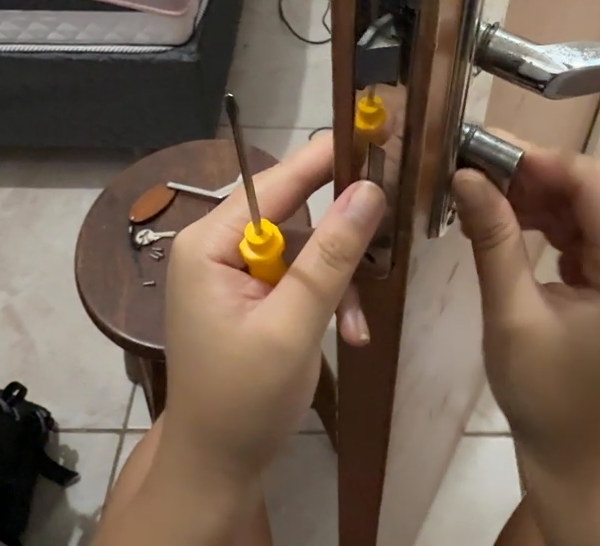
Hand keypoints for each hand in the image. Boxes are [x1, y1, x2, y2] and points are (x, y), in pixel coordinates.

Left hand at [160, 135, 385, 481]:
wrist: (216, 468)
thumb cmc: (242, 401)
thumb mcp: (292, 327)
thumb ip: (331, 257)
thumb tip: (371, 191)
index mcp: (210, 243)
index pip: (276, 182)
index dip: (326, 158)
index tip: (374, 132)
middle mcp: (219, 245)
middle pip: (294, 210)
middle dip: (342, 235)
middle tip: (389, 223)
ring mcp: (235, 269)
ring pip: (307, 246)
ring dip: (339, 280)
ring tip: (359, 322)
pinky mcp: (253, 292)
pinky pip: (301, 275)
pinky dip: (329, 297)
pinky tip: (350, 332)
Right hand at [452, 145, 599, 475]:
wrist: (571, 450)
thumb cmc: (544, 392)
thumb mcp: (512, 315)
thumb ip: (494, 240)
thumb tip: (465, 174)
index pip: (595, 186)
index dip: (542, 161)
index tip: (486, 150)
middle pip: (591, 189)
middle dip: (533, 172)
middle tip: (474, 161)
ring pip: (582, 203)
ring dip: (533, 191)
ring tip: (480, 184)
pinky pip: (578, 226)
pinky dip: (541, 216)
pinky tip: (503, 213)